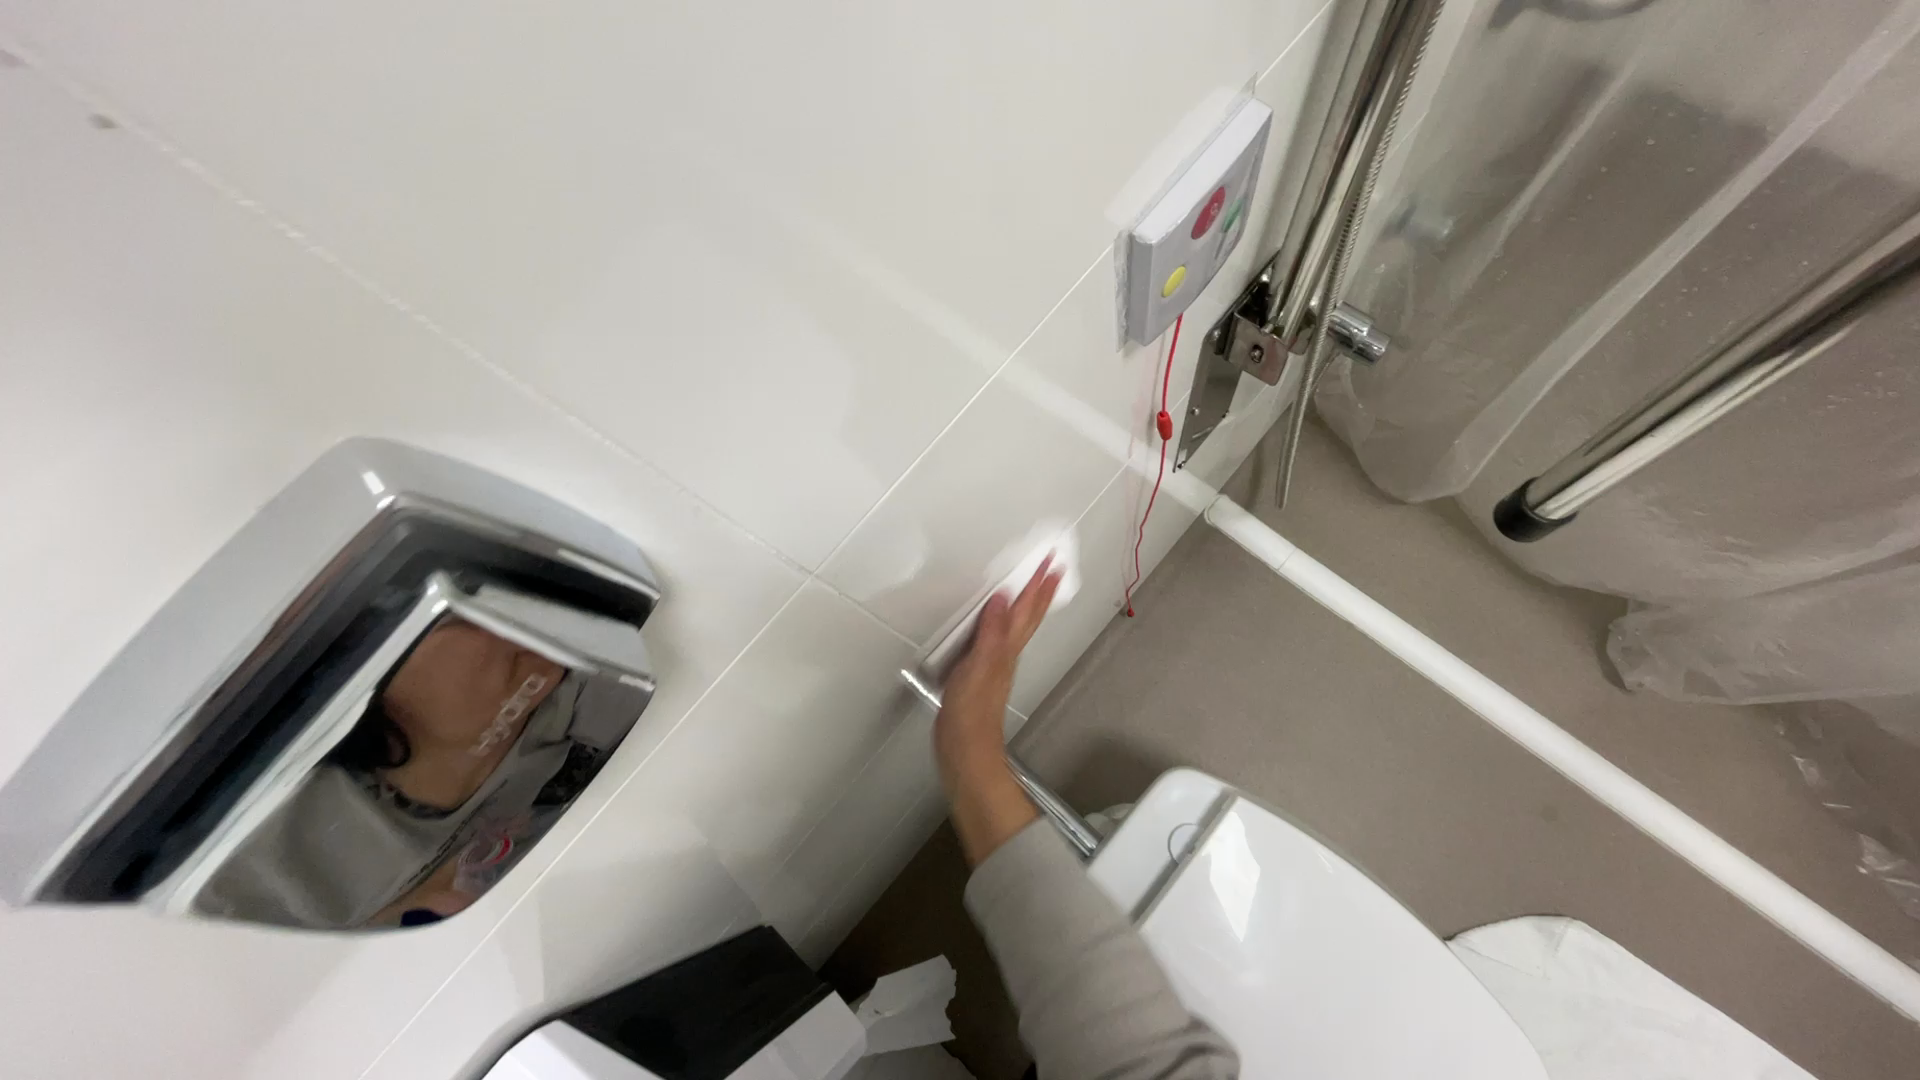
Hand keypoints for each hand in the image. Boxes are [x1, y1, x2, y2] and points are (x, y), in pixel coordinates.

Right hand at [935, 555, 1063, 864]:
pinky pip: (998, 637)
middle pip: (1029, 616)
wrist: (964, 749)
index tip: (1052, 560)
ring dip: (1028, 603)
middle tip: (1054, 566)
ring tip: (1034, 585)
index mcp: (1007, 648)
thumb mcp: (978, 668)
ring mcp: (996, 663)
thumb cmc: (970, 712)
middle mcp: (1007, 652)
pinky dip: (1002, 621)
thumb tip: (1004, 598)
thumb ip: (992, 633)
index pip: (1027, 610)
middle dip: (1041, 590)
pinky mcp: (981, 672)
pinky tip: (996, 621)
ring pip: (1018, 625)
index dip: (1038, 585)